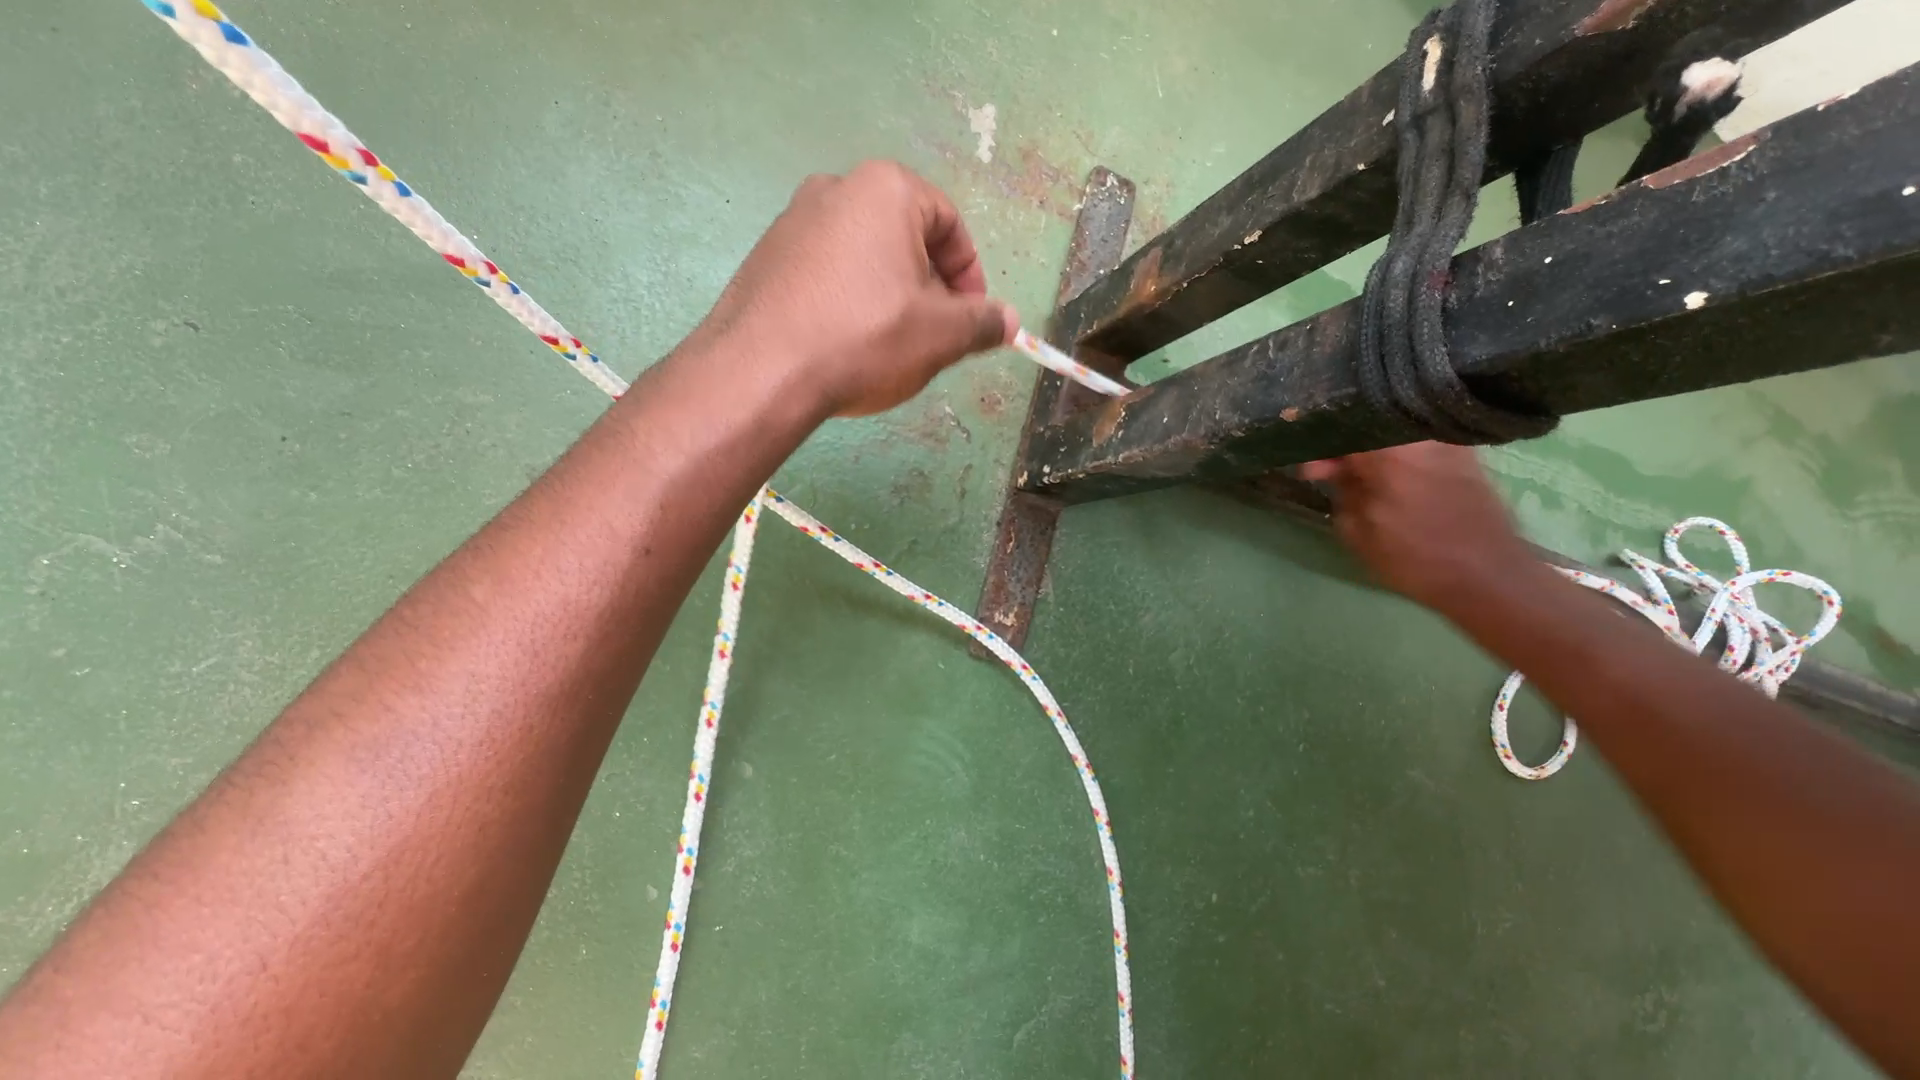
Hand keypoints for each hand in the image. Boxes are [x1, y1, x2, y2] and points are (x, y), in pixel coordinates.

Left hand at [683, 160, 1015, 416]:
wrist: (760, 371)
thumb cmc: (865, 338)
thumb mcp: (941, 335)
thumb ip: (982, 322)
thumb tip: (1009, 321)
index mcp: (886, 189)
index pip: (950, 223)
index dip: (971, 275)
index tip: (971, 319)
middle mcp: (836, 189)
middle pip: (905, 237)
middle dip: (929, 287)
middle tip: (934, 336)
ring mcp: (792, 221)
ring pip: (864, 257)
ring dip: (888, 296)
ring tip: (888, 347)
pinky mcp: (765, 258)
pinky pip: (825, 274)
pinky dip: (847, 302)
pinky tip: (844, 346)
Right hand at [1299, 442, 1533, 612]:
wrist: (1488, 575)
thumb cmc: (1415, 558)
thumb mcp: (1358, 532)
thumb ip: (1341, 491)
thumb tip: (1331, 469)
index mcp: (1388, 452)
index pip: (1342, 428)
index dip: (1322, 446)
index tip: (1311, 470)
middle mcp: (1419, 435)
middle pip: (1370, 423)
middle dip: (1347, 446)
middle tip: (1334, 473)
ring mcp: (1447, 441)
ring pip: (1396, 429)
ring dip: (1374, 449)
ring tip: (1363, 476)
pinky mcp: (1467, 452)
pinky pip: (1421, 440)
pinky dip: (1400, 452)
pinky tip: (1394, 476)